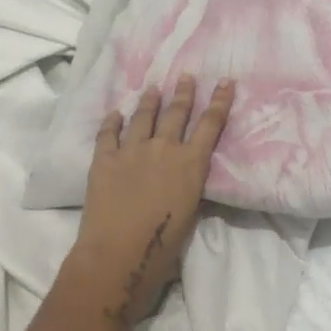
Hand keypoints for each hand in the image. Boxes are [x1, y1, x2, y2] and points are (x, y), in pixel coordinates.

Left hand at [75, 75, 233, 309]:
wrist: (118, 253)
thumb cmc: (164, 243)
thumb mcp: (192, 209)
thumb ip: (190, 184)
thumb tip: (188, 173)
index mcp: (191, 162)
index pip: (211, 123)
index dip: (220, 100)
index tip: (225, 81)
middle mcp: (164, 148)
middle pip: (177, 112)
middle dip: (184, 92)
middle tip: (186, 76)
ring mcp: (132, 151)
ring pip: (144, 117)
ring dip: (150, 100)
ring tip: (153, 88)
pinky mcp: (104, 160)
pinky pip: (108, 134)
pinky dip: (112, 122)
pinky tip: (115, 114)